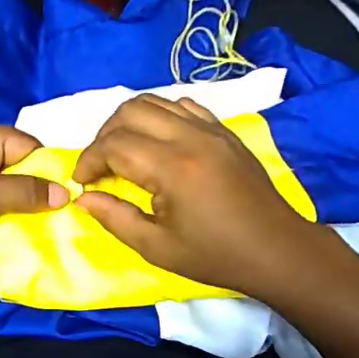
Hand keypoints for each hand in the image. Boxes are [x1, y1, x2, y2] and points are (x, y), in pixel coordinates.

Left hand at [0, 119, 67, 268]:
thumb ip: (24, 193)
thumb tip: (64, 193)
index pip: (28, 146)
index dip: (48, 171)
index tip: (68, 201)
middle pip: (13, 170)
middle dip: (32, 196)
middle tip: (56, 223)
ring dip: (11, 213)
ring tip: (37, 235)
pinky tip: (8, 239)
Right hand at [72, 95, 327, 297]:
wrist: (276, 250)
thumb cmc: (215, 255)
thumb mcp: (156, 248)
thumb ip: (115, 218)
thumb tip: (83, 199)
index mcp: (173, 168)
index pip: (114, 145)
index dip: (88, 160)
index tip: (82, 183)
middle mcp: (191, 137)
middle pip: (130, 111)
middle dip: (104, 136)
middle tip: (100, 166)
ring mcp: (211, 130)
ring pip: (156, 101)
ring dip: (130, 123)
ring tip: (123, 153)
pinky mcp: (224, 132)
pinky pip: (184, 107)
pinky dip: (161, 117)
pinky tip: (157, 144)